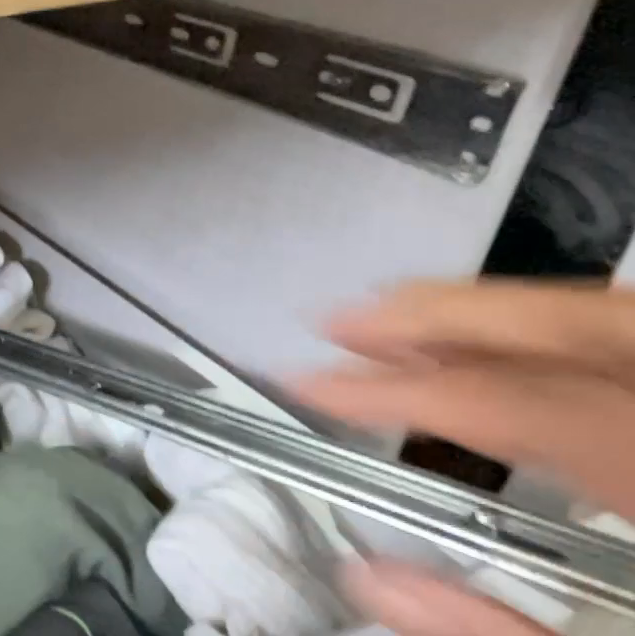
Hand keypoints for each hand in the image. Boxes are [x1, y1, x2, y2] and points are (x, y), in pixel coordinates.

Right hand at [297, 281, 634, 635]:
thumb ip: (503, 633)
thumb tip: (372, 580)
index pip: (525, 406)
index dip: (401, 387)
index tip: (311, 383)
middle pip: (588, 325)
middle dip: (447, 311)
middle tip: (341, 320)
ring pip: (613, 320)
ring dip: (489, 316)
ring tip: (394, 323)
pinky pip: (625, 349)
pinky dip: (547, 340)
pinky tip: (493, 356)